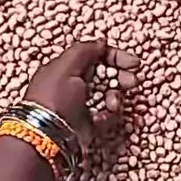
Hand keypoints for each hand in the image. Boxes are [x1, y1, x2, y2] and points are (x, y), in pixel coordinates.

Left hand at [22, 40, 139, 141]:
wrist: (47, 137)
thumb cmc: (53, 100)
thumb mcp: (65, 68)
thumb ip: (84, 51)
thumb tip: (101, 43)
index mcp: (67, 68)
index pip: (96, 56)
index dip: (115, 57)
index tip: (133, 63)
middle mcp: (75, 84)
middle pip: (106, 75)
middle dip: (121, 77)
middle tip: (132, 82)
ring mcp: (82, 104)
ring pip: (109, 95)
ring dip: (115, 98)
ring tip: (113, 105)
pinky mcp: (88, 122)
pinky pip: (107, 114)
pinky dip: (107, 115)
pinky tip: (100, 118)